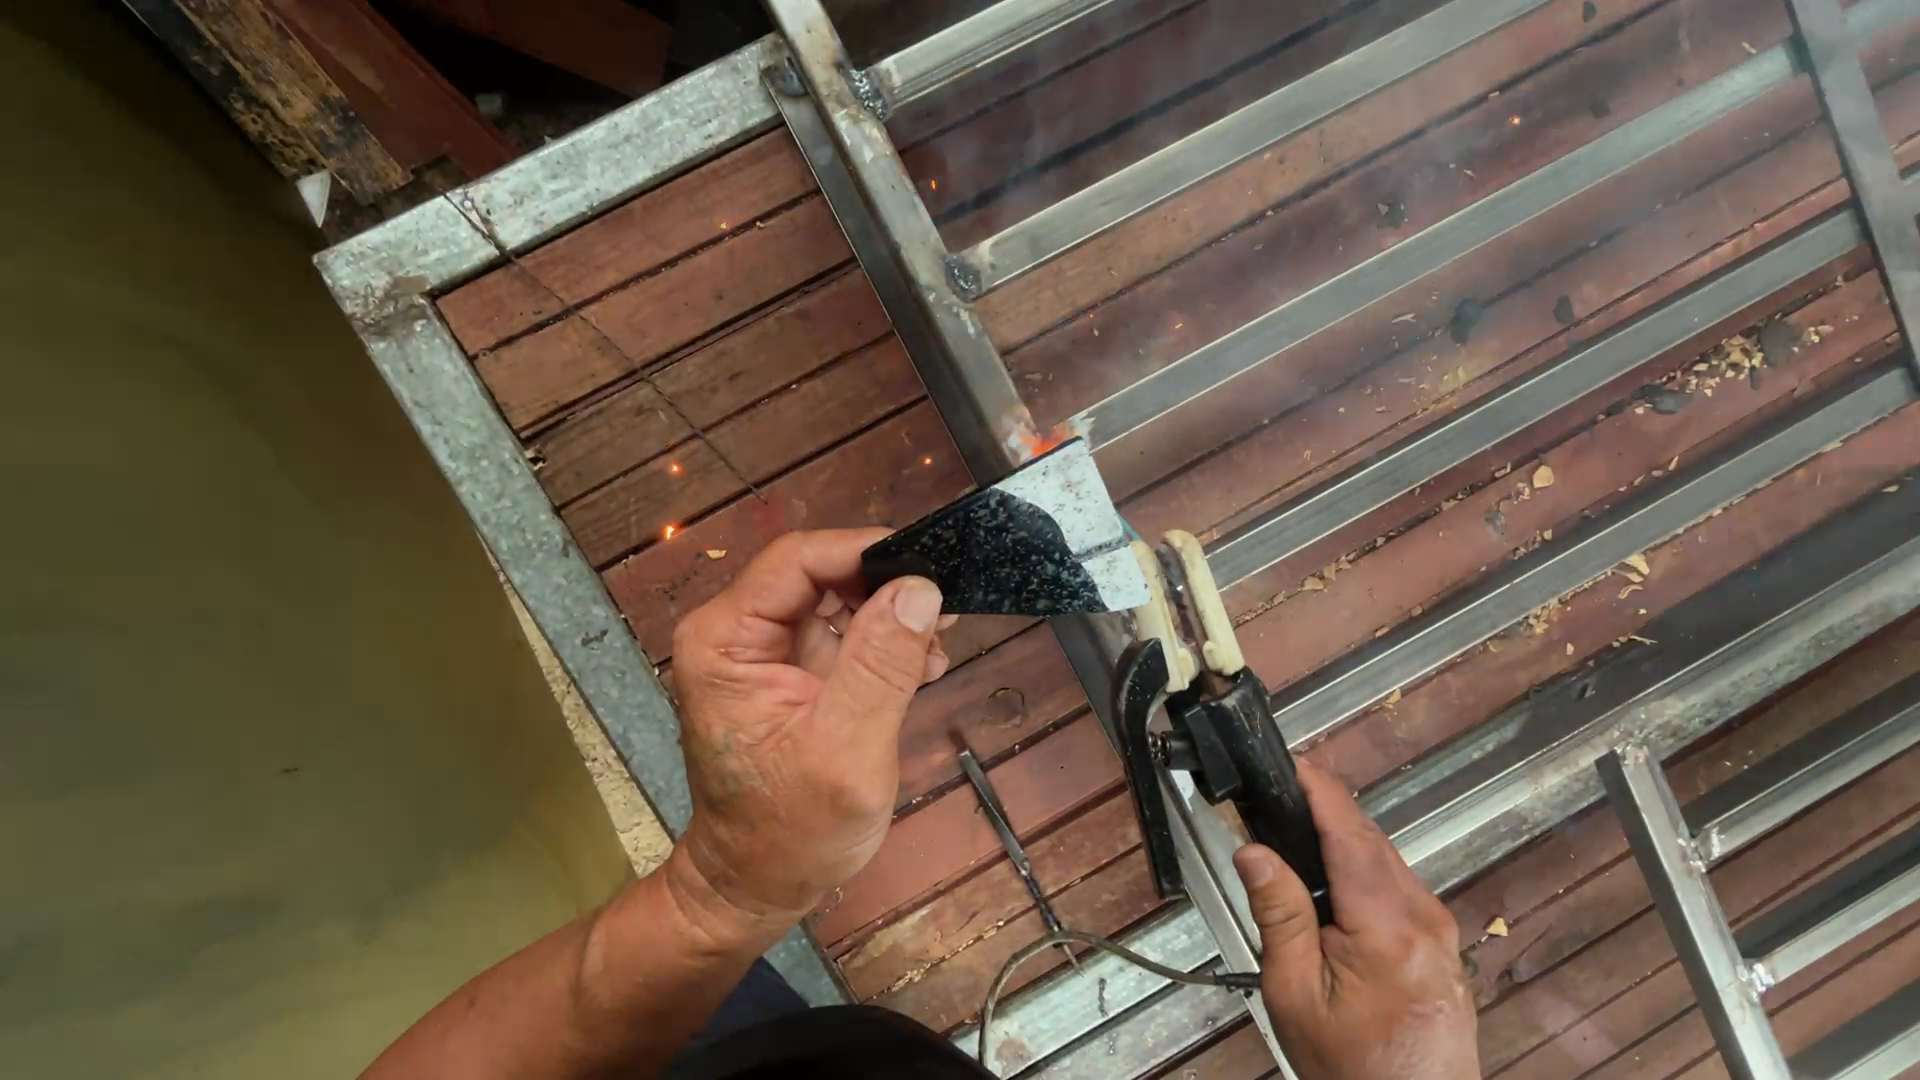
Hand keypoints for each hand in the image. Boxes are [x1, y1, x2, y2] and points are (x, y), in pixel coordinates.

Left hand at [667, 528, 948, 940]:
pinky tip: (921, 666)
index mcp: (726, 639)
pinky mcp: (795, 669)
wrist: (758, 885)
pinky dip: (886, 641)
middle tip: (944, 614)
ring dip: (892, 614)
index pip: (798, 559)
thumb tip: (920, 588)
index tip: (930, 569)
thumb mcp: (846, 750)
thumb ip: (881, 665)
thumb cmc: (792, 831)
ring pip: (839, 596)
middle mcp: (738, 631)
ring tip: (936, 648)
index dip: (865, 552)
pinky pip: (846, 631)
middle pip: (821, 572)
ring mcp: (767, 649)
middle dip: (885, 586)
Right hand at [1233, 760, 1478, 1079]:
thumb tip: (1253, 849)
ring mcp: (1442, 931)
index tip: (1289, 761)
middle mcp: (1425, 917)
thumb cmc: (1348, 1065)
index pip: (1349, 831)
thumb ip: (1279, 913)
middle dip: (1324, 809)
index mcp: (1388, 924)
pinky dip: (1361, 865)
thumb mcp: (1294, 992)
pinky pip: (1397, 884)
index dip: (1319, 788)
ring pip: (1385, 858)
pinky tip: (1331, 878)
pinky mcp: (1443, 944)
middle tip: (1275, 798)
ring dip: (1342, 837)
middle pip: (1368, 837)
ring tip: (1294, 833)